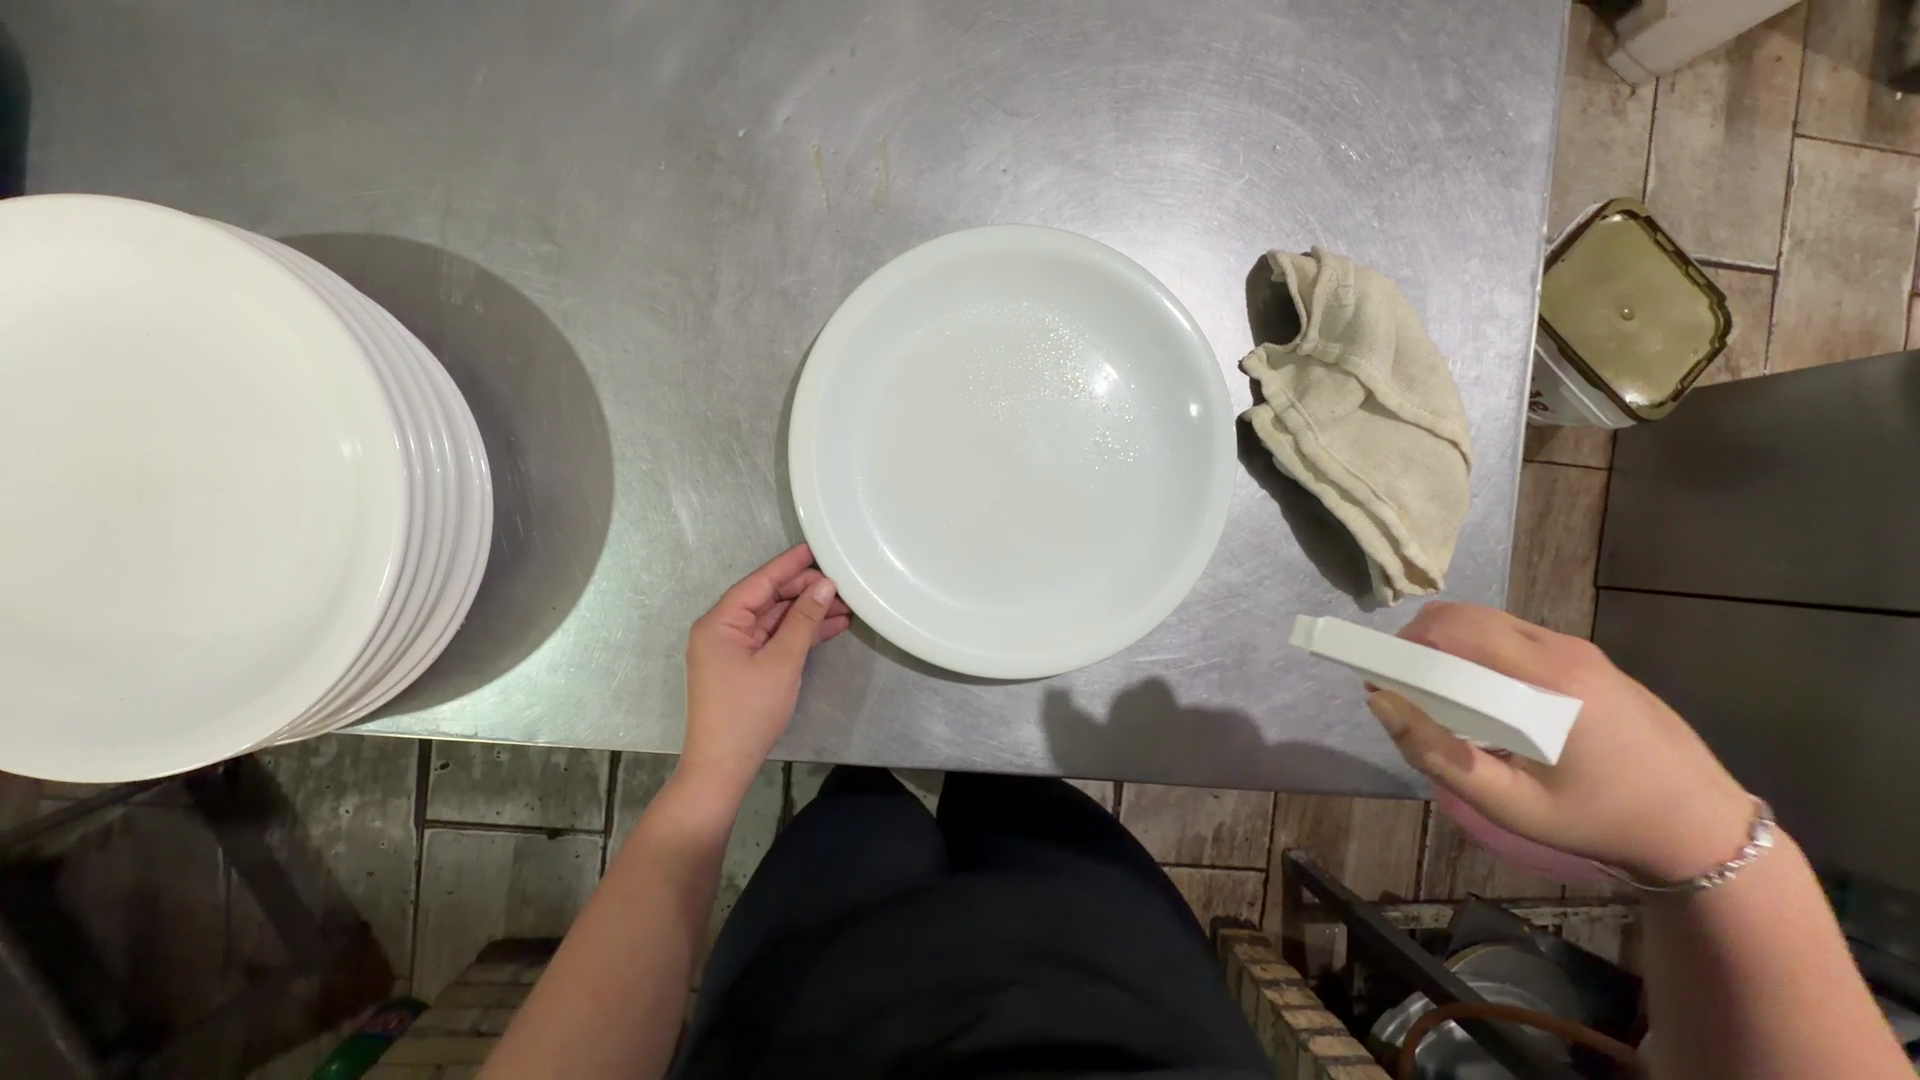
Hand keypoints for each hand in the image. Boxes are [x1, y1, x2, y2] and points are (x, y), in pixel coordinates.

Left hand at [682, 544, 851, 786]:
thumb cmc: (748, 711)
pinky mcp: (744, 667)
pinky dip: (800, 635)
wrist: (724, 766)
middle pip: (768, 600)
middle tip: (841, 583)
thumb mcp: (782, 662)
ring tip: (845, 605)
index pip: (759, 582)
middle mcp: (722, 630)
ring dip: (807, 614)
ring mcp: (733, 650)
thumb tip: (824, 586)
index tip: (816, 548)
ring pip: (775, 621)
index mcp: (720, 622)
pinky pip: (774, 640)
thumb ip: (804, 621)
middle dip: (805, 592)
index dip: (789, 565)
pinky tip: (830, 627)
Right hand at [1365, 602, 1753, 883]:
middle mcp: (1564, 649)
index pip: (1454, 628)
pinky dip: (1483, 655)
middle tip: (1408, 690)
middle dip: (1421, 642)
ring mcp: (1582, 651)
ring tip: (1445, 700)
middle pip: (1467, 617)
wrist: (1703, 829)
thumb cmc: (1600, 820)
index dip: (1404, 645)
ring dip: (1452, 648)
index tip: (1382, 678)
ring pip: (1491, 624)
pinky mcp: (1591, 661)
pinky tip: (1490, 703)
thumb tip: (1381, 702)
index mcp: (1547, 678)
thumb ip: (1437, 753)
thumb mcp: (1509, 804)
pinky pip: (1517, 639)